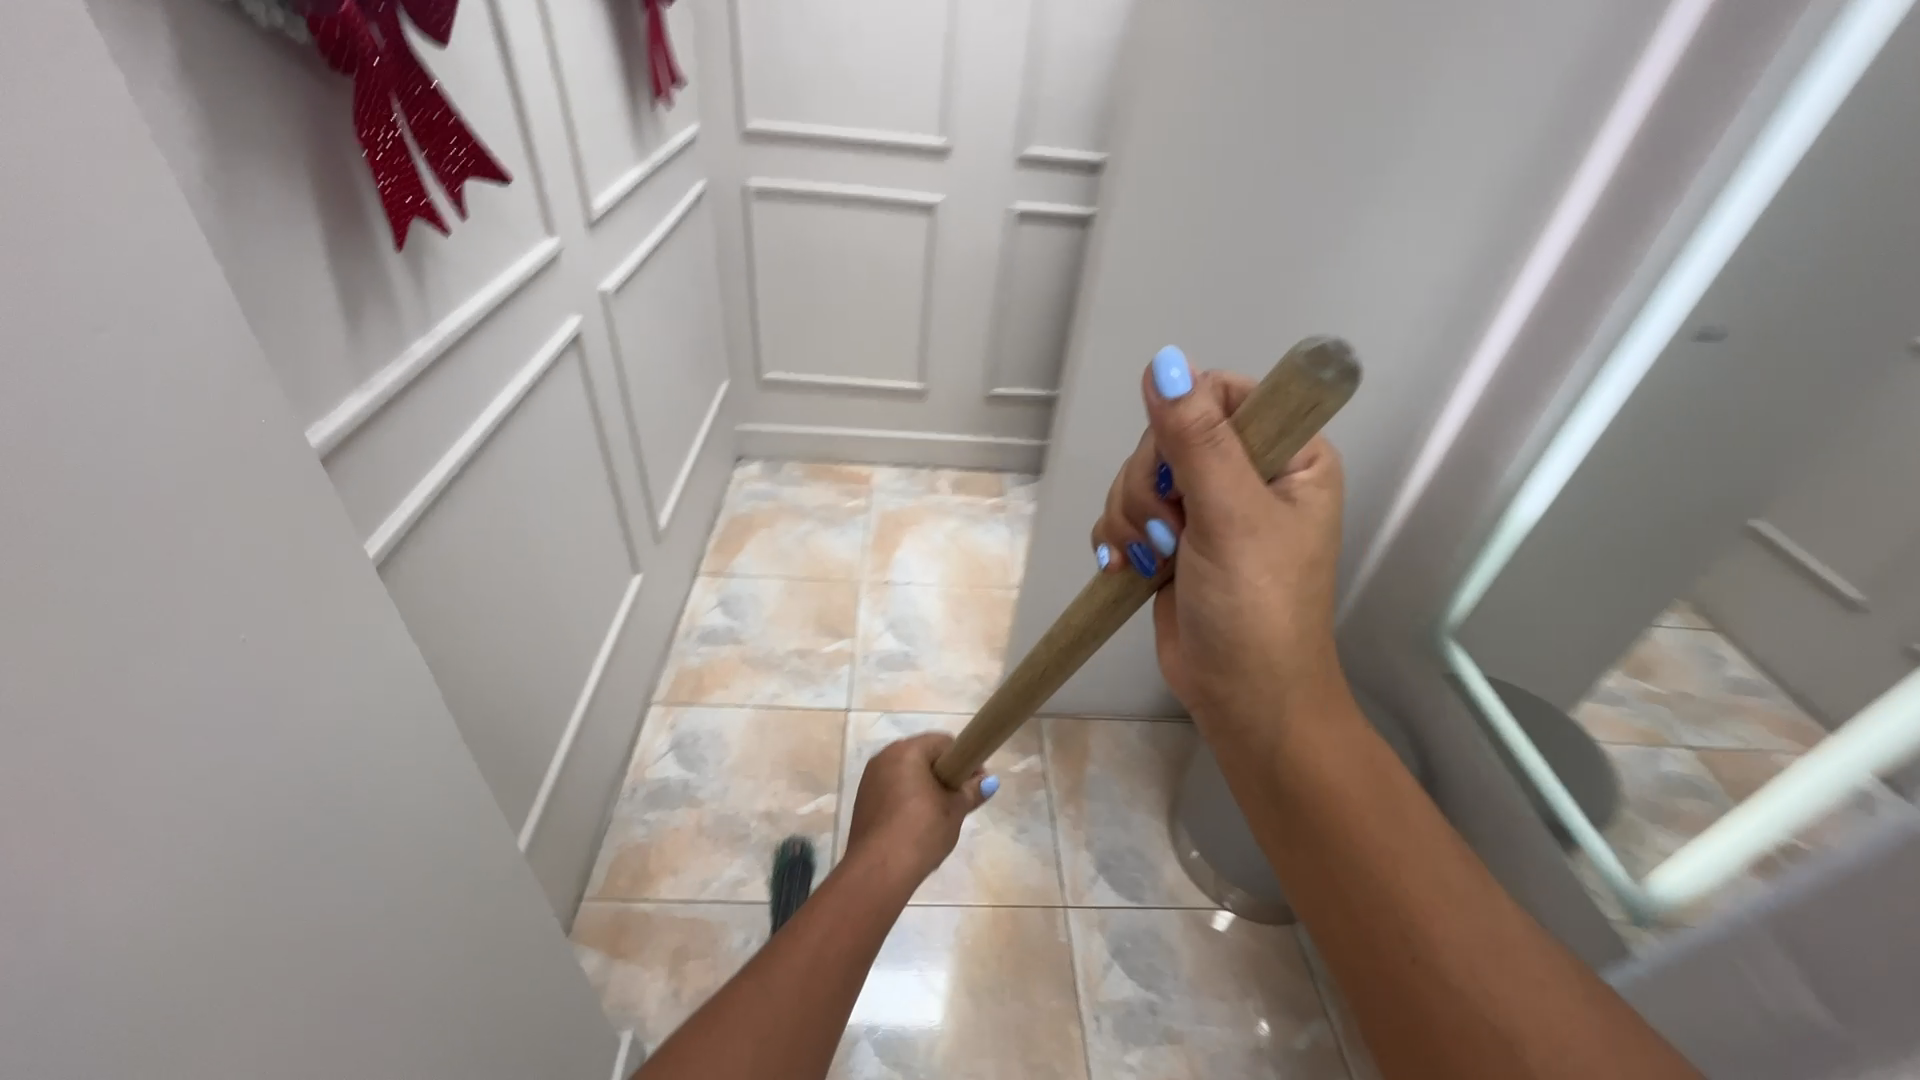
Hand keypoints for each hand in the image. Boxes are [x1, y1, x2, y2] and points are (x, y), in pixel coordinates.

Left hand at [843, 733, 994, 885]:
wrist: (879, 870)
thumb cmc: (921, 831)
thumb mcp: (954, 810)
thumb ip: (972, 791)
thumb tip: (988, 781)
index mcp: (907, 751)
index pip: (943, 743)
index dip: (963, 760)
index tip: (975, 783)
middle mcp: (884, 757)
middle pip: (923, 756)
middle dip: (943, 773)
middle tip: (960, 799)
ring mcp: (870, 779)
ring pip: (906, 773)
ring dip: (924, 786)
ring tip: (940, 814)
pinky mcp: (863, 800)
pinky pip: (891, 789)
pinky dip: (906, 798)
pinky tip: (916, 824)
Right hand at [1088, 346, 1347, 735]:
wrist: (1241, 698)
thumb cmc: (1256, 608)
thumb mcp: (1230, 516)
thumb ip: (1195, 439)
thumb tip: (1162, 363)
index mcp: (1286, 453)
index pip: (1220, 394)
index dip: (1185, 424)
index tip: (1182, 474)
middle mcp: (1246, 473)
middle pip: (1166, 436)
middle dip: (1152, 487)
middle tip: (1172, 534)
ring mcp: (1205, 508)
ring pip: (1137, 476)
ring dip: (1132, 518)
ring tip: (1155, 561)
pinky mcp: (1169, 540)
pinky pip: (1123, 512)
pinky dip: (1118, 538)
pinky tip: (1129, 568)